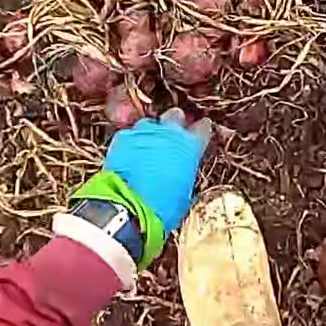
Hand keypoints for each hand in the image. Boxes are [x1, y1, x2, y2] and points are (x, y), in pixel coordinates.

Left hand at [71, 110, 212, 265]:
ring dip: (152, 134)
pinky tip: (129, 157)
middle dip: (175, 124)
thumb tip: (183, 169)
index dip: (201, 132)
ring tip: (148, 149)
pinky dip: (131, 143)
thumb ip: (186, 170)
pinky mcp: (122, 137)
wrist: (127, 211)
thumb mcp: (185, 191)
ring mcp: (144, 132)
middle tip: (172, 139)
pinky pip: (130, 134)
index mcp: (190, 145)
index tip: (198, 135)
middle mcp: (170, 132)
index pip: (203, 127)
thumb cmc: (161, 208)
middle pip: (176, 115)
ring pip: (151, 123)